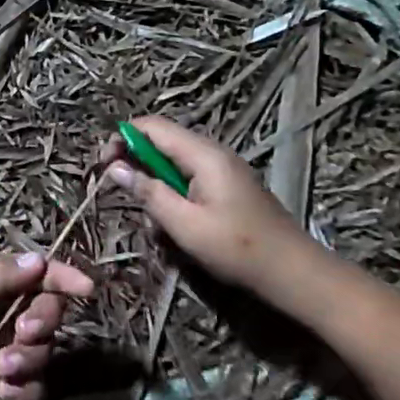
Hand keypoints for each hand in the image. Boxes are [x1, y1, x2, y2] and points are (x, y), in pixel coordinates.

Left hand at [0, 252, 93, 399]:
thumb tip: (39, 260)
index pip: (29, 271)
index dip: (58, 275)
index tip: (85, 288)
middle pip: (45, 306)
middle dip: (40, 320)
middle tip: (23, 333)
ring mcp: (6, 352)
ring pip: (45, 346)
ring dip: (27, 358)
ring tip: (1, 370)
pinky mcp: (13, 389)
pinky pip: (40, 382)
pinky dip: (26, 388)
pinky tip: (3, 394)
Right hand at [100, 115, 315, 287]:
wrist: (295, 273)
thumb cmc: (237, 249)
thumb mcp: (184, 224)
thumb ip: (148, 192)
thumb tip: (115, 168)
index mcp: (203, 155)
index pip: (152, 126)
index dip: (123, 138)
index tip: (104, 164)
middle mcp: (213, 153)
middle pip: (162, 140)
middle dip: (135, 161)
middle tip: (120, 190)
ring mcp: (222, 169)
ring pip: (172, 161)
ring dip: (153, 182)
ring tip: (150, 216)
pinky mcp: (227, 186)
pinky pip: (188, 177)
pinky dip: (172, 193)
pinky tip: (172, 222)